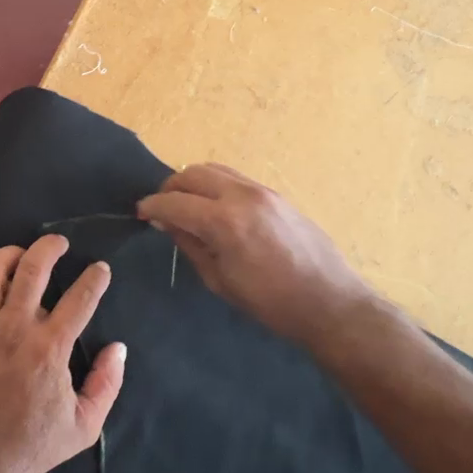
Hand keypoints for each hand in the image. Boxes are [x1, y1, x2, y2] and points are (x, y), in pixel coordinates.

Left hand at [0, 235, 126, 472]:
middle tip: (57, 242)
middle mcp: (13, 330)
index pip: (79, 299)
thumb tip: (119, 348)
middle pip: (32, 268)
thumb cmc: (31, 446)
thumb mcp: (84, 427)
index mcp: (49, 349)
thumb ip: (106, 385)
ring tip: (18, 255)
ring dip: (8, 255)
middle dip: (49, 247)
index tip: (99, 268)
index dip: (94, 278)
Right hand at [137, 164, 378, 352]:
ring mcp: (261, 191)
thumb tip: (167, 222)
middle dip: (170, 188)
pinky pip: (235, 177)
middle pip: (191, 174)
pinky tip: (216, 208)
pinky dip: (216, 185)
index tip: (141, 214)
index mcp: (223, 221)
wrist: (331, 303)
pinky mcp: (276, 194)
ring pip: (213, 169)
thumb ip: (189, 244)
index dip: (152, 206)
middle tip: (163, 209)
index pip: (174, 201)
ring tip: (188, 205)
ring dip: (193, 182)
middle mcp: (241, 195)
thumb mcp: (219, 280)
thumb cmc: (270, 303)